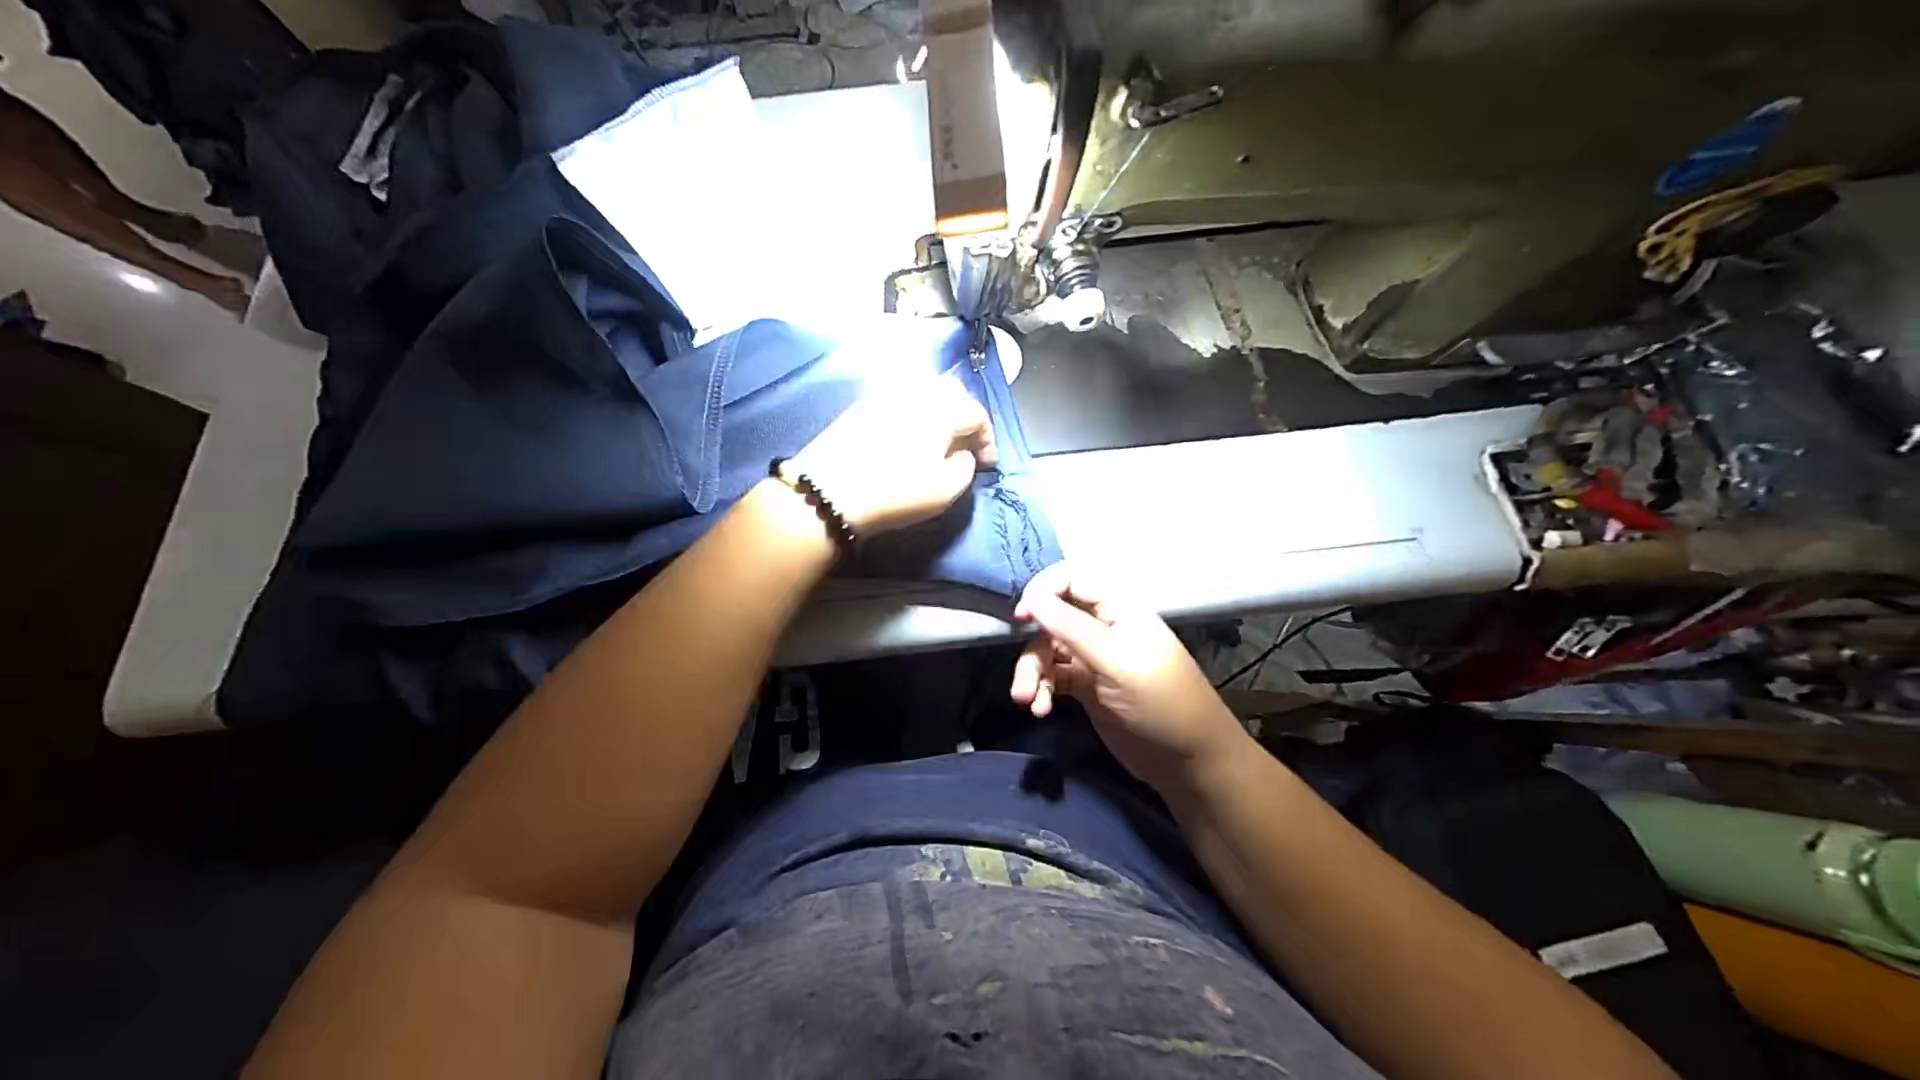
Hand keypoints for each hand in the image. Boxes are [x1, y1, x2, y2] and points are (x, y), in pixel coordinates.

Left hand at [785, 374, 997, 536]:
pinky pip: (895, 397)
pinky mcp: (859, 405)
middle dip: (964, 416)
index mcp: (942, 408)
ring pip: (922, 390)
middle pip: (951, 392)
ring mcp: (883, 394)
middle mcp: (915, 391)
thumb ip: (965, 467)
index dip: (987, 438)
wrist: (828, 493)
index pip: (977, 413)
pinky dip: (910, 410)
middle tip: (964, 445)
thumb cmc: (894, 493)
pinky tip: (907, 434)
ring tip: (936, 438)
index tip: (987, 464)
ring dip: (937, 410)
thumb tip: (962, 454)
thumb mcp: (945, 491)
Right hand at [1009, 563, 1251, 795]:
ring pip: (1047, 652)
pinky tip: (1041, 710)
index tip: (1021, 617)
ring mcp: (1094, 658)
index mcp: (1119, 609)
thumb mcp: (1116, 661)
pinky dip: (1042, 691)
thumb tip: (1032, 598)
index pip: (1072, 582)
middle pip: (1052, 621)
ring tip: (1027, 702)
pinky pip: (1053, 677)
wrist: (1188, 762)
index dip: (1043, 592)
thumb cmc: (1161, 702)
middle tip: (1021, 682)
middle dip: (1033, 649)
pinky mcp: (1086, 686)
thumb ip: (1072, 628)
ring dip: (1032, 675)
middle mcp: (1104, 628)